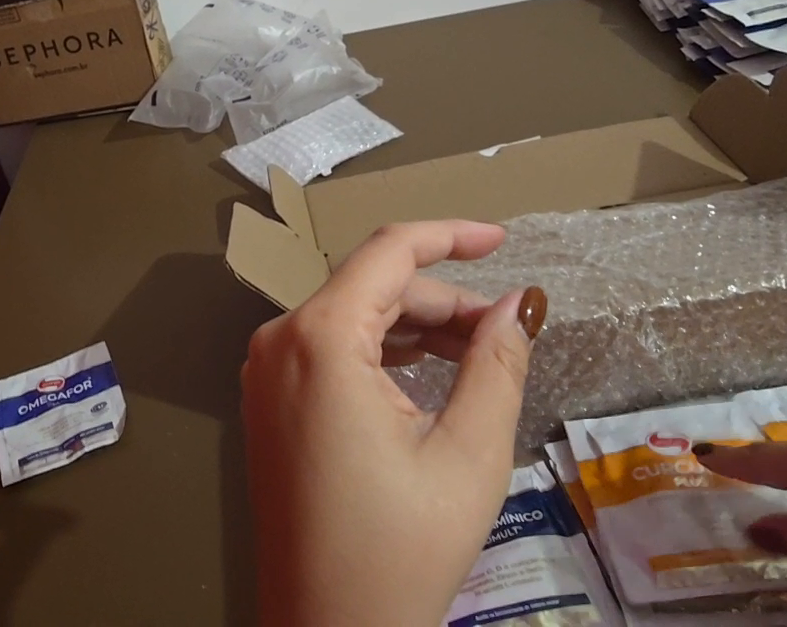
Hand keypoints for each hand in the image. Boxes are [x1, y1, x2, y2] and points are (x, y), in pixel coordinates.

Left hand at [241, 220, 545, 626]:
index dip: (449, 236)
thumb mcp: (467, 454)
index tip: (501, 239)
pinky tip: (428, 373)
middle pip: (371, 287)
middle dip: (443, 301)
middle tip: (506, 333)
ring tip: (479, 355)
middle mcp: (279, 339)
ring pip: (352, 317)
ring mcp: (266, 370)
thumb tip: (520, 305)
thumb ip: (497, 365)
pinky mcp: (270, 398)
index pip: (387, 252)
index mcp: (319, 338)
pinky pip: (330, 349)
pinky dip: (382, 351)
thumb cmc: (399, 549)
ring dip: (417, 326)